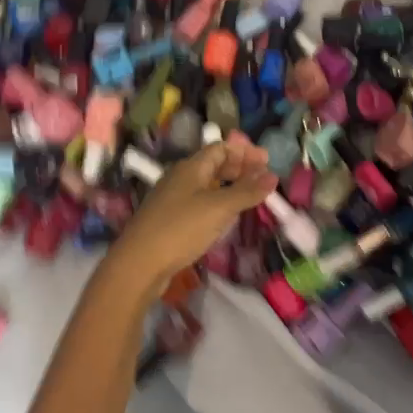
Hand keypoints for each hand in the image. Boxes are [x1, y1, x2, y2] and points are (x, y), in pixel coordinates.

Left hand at [101, 141, 276, 289]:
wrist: (140, 263)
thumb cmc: (181, 229)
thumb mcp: (219, 208)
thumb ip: (247, 192)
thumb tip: (273, 176)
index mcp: (191, 168)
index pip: (220, 148)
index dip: (244, 152)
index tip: (267, 161)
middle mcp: (180, 178)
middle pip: (213, 164)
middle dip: (239, 168)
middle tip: (263, 178)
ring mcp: (172, 199)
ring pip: (206, 184)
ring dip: (229, 186)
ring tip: (250, 196)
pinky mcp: (170, 219)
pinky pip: (199, 202)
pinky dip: (217, 202)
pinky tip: (225, 216)